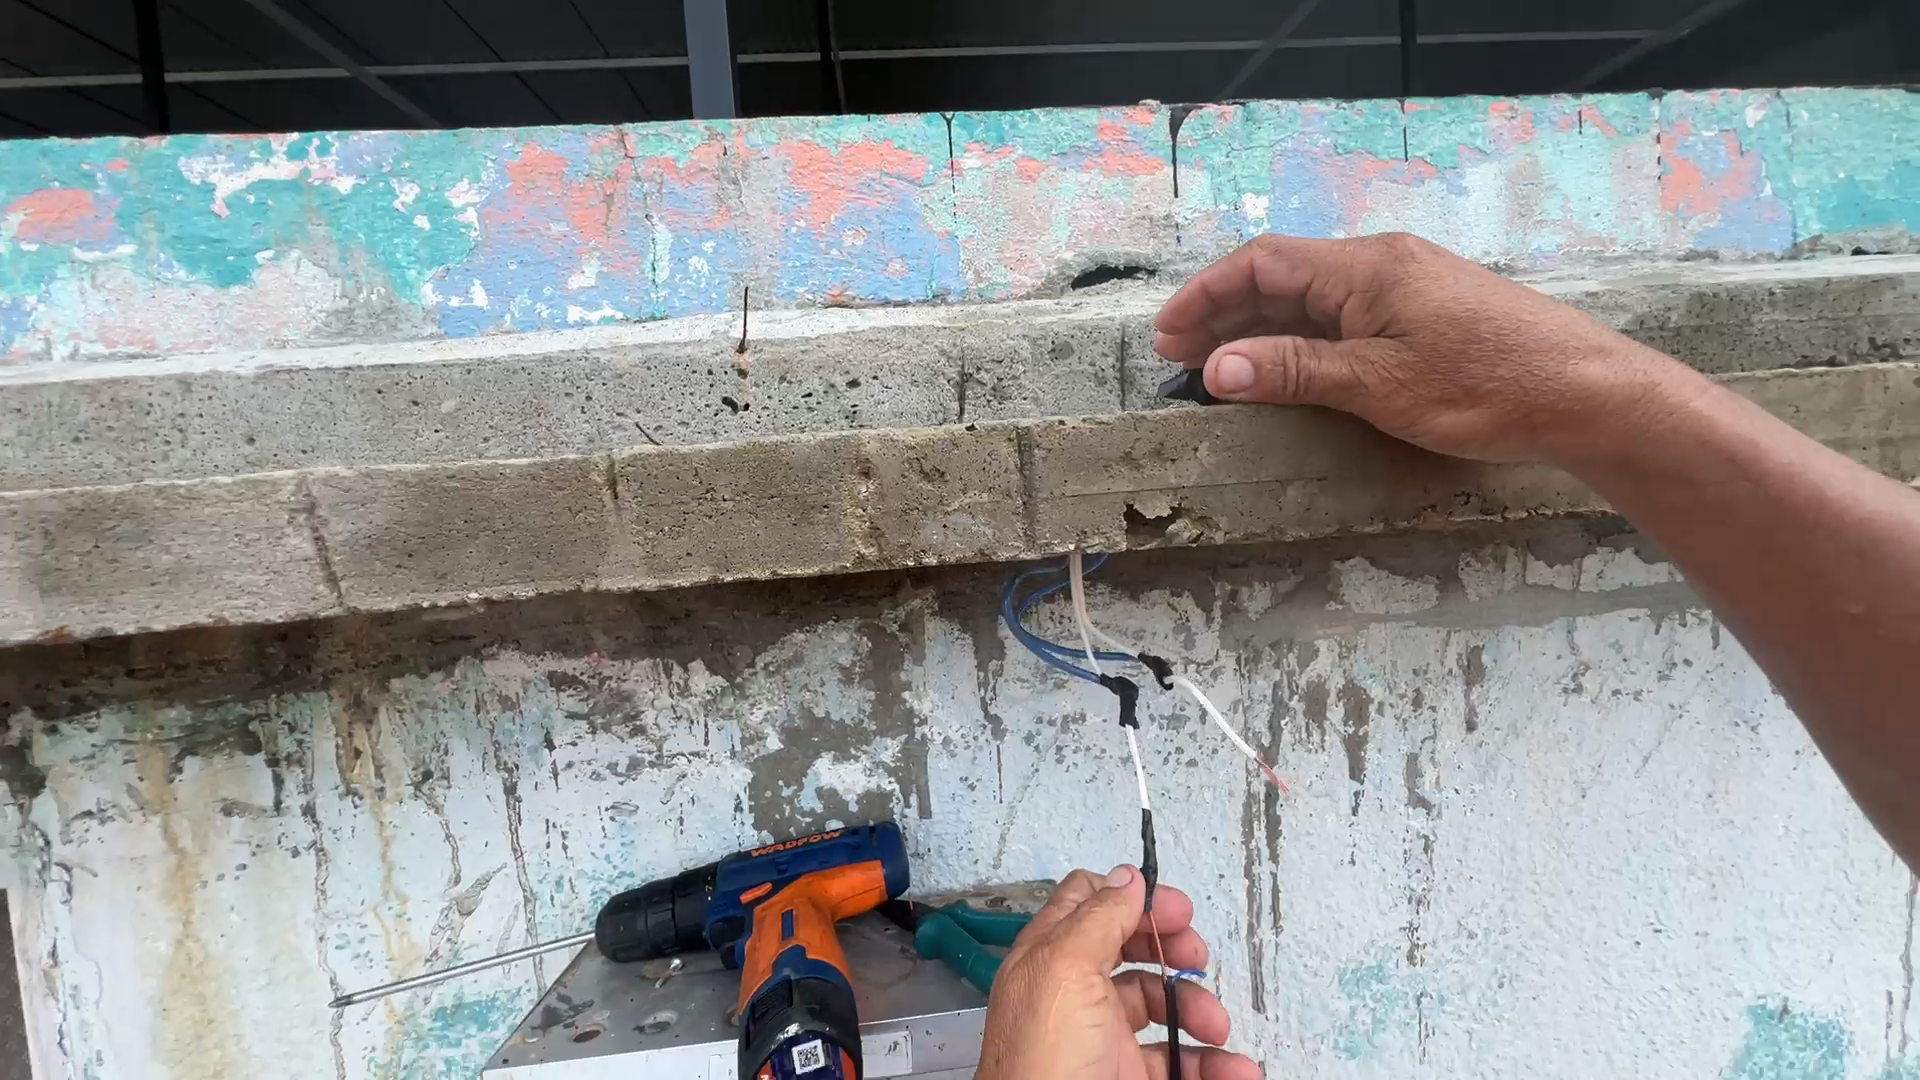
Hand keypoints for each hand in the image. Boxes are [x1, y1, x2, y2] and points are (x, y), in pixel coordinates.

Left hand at [975, 866, 1260, 1079]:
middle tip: (1199, 956)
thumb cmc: (1045, 1060)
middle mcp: (1076, 992)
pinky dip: (1212, 1066)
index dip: (1132, 896)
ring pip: (1161, 1008)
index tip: (1174, 908)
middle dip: (1171, 948)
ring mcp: (1103, 1040)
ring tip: (1218, 1025)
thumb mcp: (1066, 969)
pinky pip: (1179, 1065)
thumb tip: (1127, 876)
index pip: (1088, 903)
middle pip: (1130, 949)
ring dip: (1200, 1010)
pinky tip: (1236, 1069)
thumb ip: (1098, 917)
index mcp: (1052, 955)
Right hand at [1152, 232, 1705, 463]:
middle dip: (1219, 314)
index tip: (1166, 332)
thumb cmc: (1484, 385)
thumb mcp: (1377, 382)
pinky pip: (1333, 323)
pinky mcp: (1413, 318)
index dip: (1205, 295)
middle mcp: (1376, 268)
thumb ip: (1292, 370)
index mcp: (1364, 268)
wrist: (1590, 397)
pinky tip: (1271, 368)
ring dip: (1251, 330)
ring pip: (1303, 303)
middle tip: (1174, 354)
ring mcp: (1397, 292)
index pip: (1262, 265)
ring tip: (1207, 364)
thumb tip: (1215, 368)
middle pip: (1278, 281)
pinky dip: (1290, 344)